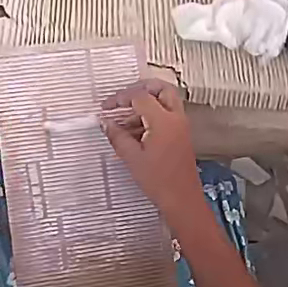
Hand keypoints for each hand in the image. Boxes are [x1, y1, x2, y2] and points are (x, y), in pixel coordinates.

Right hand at [102, 79, 209, 221]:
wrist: (181, 198)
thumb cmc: (160, 182)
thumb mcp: (132, 158)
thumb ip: (117, 136)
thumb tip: (106, 123)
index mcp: (163, 121)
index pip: (140, 96)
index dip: (120, 98)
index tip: (107, 107)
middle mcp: (176, 118)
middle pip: (160, 88)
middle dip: (139, 89)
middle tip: (122, 99)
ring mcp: (181, 126)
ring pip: (165, 100)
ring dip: (145, 104)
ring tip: (124, 122)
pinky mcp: (181, 135)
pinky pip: (167, 115)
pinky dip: (151, 116)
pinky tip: (135, 133)